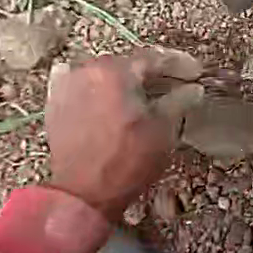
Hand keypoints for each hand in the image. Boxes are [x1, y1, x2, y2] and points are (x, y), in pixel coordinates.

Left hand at [44, 49, 203, 219]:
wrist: (83, 194)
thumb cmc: (128, 159)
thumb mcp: (164, 127)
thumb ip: (179, 100)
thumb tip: (192, 89)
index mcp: (115, 72)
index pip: (155, 58)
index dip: (180, 64)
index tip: (197, 73)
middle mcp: (87, 71)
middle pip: (128, 63)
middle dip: (154, 71)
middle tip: (177, 82)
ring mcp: (66, 88)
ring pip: (105, 74)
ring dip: (128, 79)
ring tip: (148, 92)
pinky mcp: (56, 107)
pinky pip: (81, 86)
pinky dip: (99, 87)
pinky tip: (109, 94)